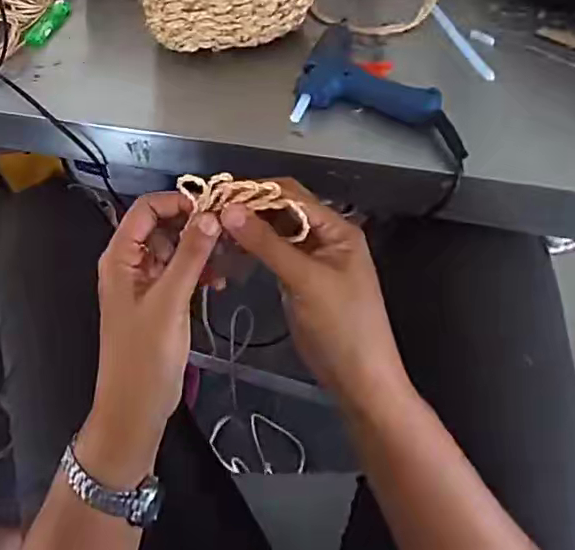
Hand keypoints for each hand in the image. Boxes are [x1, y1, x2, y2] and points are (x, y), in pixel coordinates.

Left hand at [81, 192, 219, 487]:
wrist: (134, 411)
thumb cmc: (144, 356)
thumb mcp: (170, 302)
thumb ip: (189, 256)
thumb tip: (210, 215)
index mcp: (120, 256)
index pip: (146, 208)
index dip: (176, 202)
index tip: (211, 208)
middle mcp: (129, 261)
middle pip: (160, 224)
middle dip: (192, 224)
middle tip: (226, 232)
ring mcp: (143, 280)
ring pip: (172, 246)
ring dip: (198, 248)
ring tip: (226, 258)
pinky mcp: (158, 298)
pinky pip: (177, 269)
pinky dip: (197, 270)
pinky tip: (217, 282)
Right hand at [221, 179, 406, 402]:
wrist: (362, 384)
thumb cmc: (342, 327)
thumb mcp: (305, 280)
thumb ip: (267, 243)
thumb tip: (228, 209)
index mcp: (336, 228)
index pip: (292, 194)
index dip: (256, 190)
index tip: (220, 194)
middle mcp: (325, 235)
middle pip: (283, 209)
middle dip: (250, 207)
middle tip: (212, 210)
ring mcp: (312, 257)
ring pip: (275, 230)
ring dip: (249, 227)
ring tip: (216, 228)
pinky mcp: (299, 277)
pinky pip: (273, 251)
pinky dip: (253, 247)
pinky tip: (230, 249)